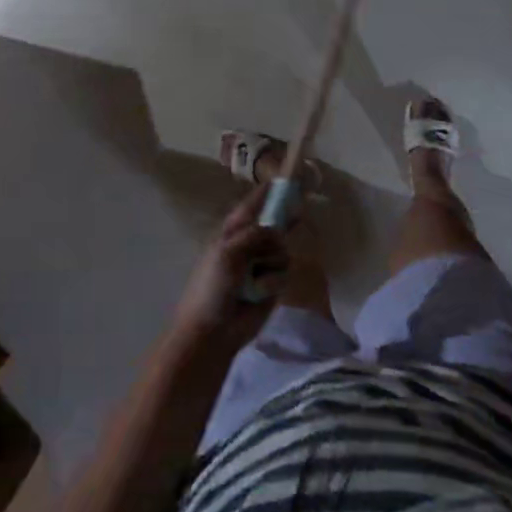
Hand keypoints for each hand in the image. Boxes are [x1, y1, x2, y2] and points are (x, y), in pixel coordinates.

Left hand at [171, 183, 289, 351]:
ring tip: (254, 279)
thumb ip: (254, 234)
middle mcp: (249, 244)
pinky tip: (260, 293)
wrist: (212, 332)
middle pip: (275, 224)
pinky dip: (273, 281)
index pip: (252, 205)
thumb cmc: (211, 288)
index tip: (285, 180)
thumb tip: (277, 230)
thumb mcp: (227, 253)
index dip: (267, 192)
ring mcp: (262, 264)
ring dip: (271, 261)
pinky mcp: (273, 284)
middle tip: (300, 212)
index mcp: (232, 232)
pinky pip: (285, 272)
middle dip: (284, 222)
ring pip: (283, 249)